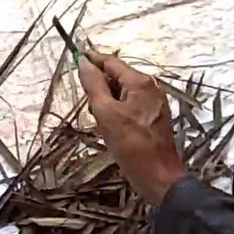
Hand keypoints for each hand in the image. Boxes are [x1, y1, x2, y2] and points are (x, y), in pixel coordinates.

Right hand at [78, 54, 184, 204]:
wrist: (159, 177)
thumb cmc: (131, 145)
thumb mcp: (106, 113)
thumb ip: (93, 85)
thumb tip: (83, 62)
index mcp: (140, 82)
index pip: (111, 62)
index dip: (92, 59)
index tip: (74, 57)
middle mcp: (150, 88)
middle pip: (118, 76)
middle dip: (99, 85)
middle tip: (87, 102)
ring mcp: (154, 102)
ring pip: (123, 92)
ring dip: (107, 100)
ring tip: (99, 120)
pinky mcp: (154, 117)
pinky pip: (130, 105)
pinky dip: (117, 110)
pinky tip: (110, 127)